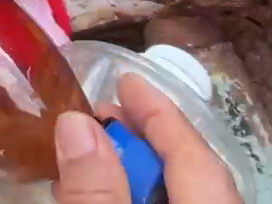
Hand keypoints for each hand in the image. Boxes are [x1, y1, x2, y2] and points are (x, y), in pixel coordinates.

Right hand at [53, 74, 240, 203]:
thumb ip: (95, 189)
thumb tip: (75, 120)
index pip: (196, 160)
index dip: (161, 115)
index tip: (126, 80)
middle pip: (197, 179)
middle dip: (146, 139)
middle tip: (99, 113)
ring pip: (185, 199)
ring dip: (138, 172)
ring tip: (93, 151)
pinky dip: (140, 198)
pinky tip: (107, 193)